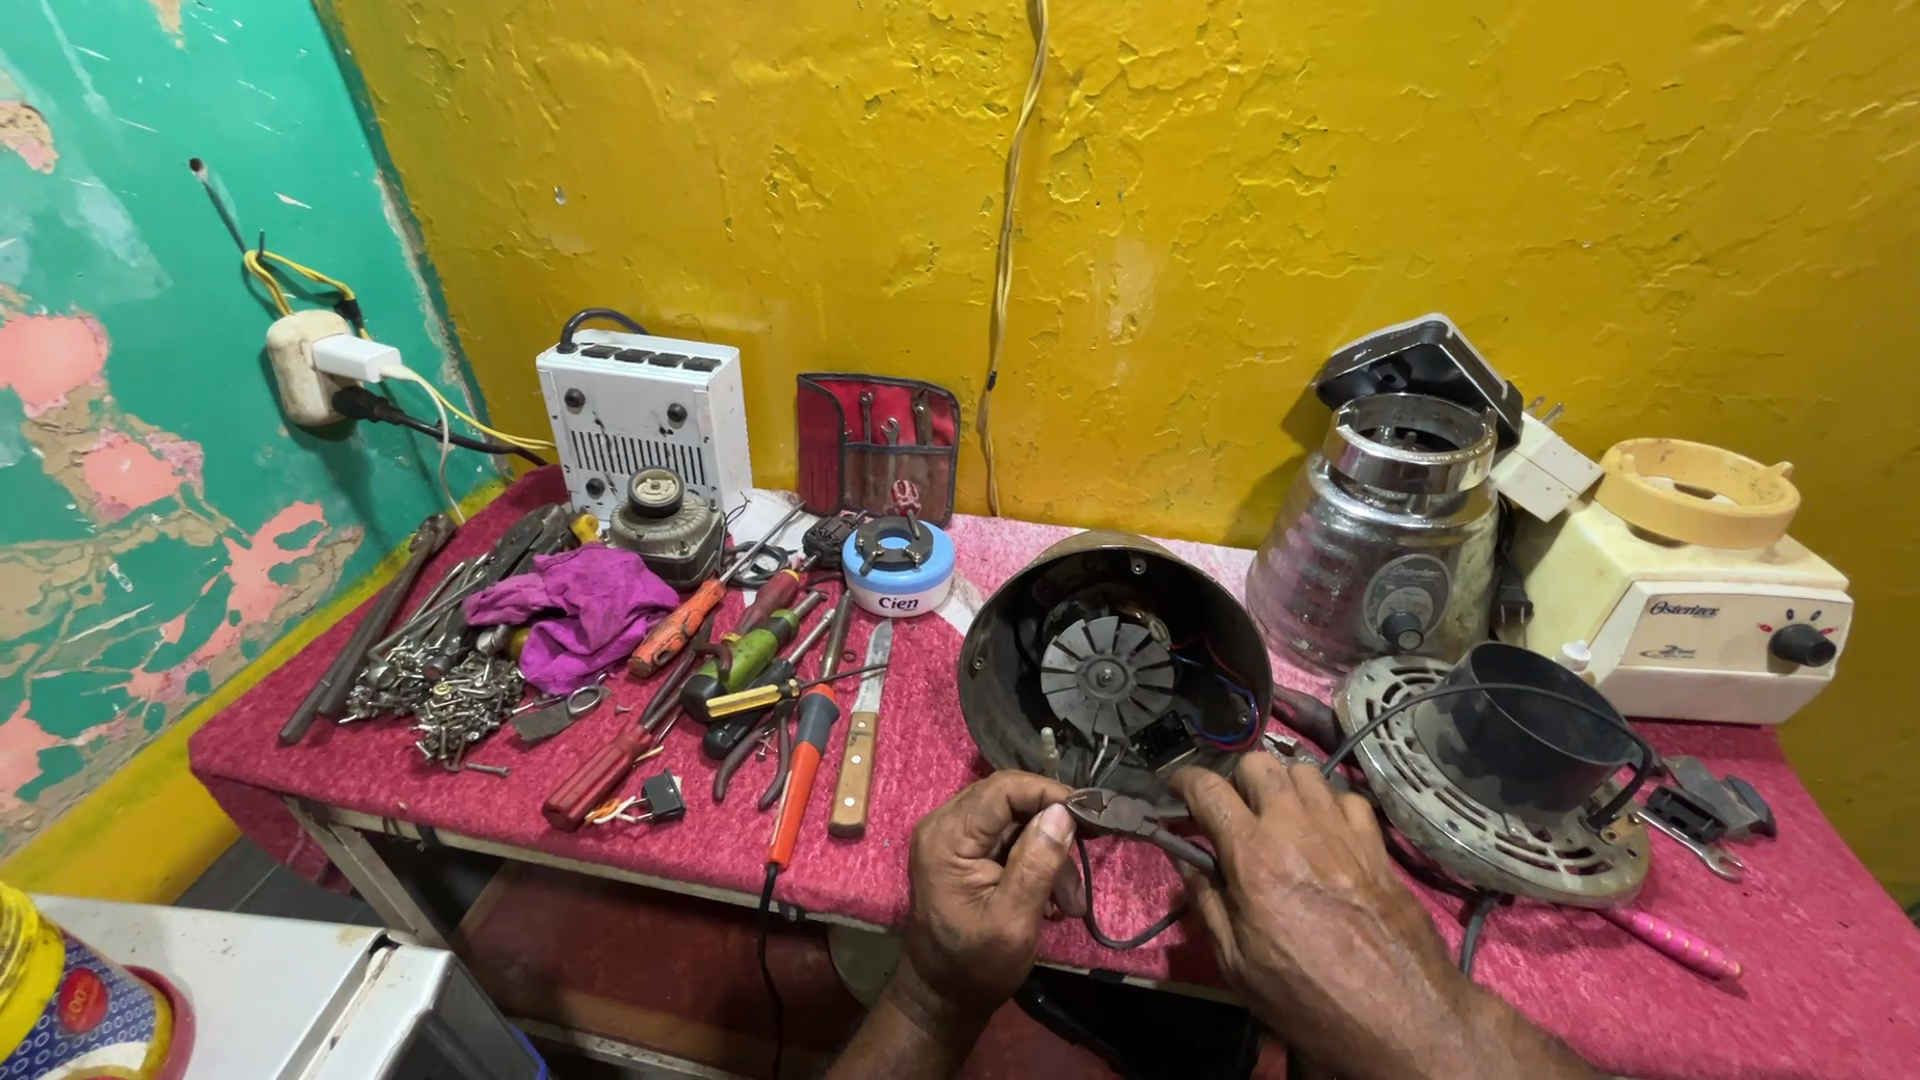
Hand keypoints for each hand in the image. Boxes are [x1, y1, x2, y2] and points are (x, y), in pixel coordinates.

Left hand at [887, 770, 1081, 1039]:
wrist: (942, 998)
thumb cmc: (974, 967)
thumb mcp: (1013, 922)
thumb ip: (1037, 864)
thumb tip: (1063, 812)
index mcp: (947, 837)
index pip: (1001, 789)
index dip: (1047, 792)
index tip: (1088, 814)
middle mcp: (944, 824)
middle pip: (1009, 798)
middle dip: (1052, 827)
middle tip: (1087, 854)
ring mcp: (952, 835)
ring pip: (1014, 819)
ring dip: (1048, 852)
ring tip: (1070, 902)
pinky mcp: (963, 848)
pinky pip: (1007, 836)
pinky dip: (1035, 860)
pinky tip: (1052, 898)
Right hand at [1172, 757, 1595, 1079]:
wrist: (1404, 1022)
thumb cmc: (1310, 998)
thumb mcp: (1237, 964)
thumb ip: (1206, 902)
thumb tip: (1185, 861)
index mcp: (1253, 856)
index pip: (1207, 789)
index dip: (1183, 781)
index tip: (1175, 790)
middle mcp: (1294, 828)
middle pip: (1257, 763)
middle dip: (1236, 779)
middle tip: (1234, 811)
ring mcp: (1340, 831)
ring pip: (1302, 771)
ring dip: (1282, 786)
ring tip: (1279, 815)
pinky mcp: (1375, 844)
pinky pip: (1346, 797)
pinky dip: (1328, 804)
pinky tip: (1324, 831)